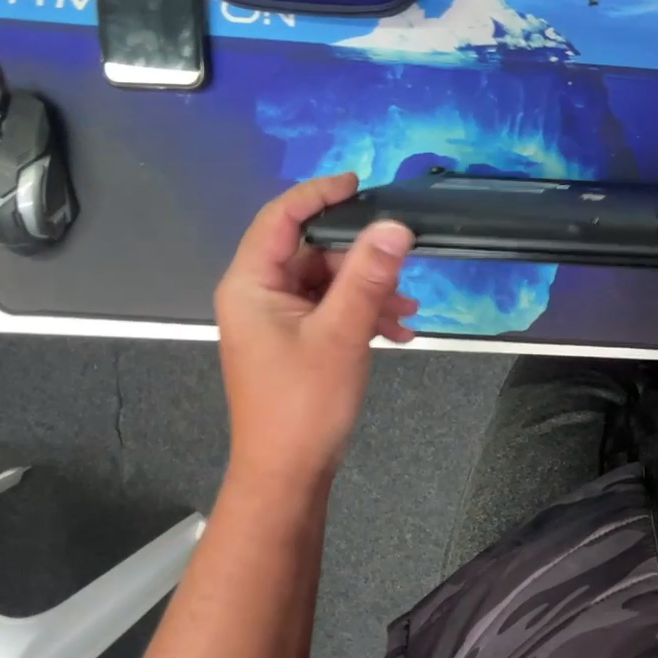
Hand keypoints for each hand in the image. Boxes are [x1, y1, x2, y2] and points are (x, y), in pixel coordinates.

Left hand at [214, 174, 417, 487]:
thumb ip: (369, 276)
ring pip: (328, 281)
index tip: (361, 185)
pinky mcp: (296, 339)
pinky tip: (398, 331)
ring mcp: (277, 318)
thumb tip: (396, 226)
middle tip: (400, 272)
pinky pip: (331, 308)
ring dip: (369, 289)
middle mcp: (258, 294)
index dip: (318, 194)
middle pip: (312, 250)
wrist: (289, 472)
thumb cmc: (305, 402)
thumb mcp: (342, 332)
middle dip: (360, 258)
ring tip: (406, 311)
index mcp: (251, 284)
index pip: (281, 218)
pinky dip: (363, 313)